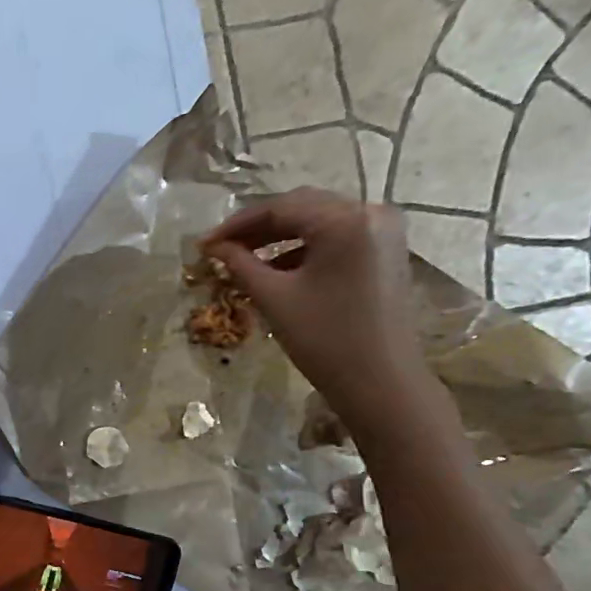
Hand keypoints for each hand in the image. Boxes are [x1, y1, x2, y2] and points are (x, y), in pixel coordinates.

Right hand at [202, 189, 432, 422]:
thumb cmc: (325, 340)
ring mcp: (382, 231)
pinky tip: (278, 269)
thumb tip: (214, 247)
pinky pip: (337, 238)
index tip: (205, 244)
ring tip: (244, 259)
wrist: (380, 382)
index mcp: (344, 219)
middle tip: (222, 248)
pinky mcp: (385, 251)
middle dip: (258, 228)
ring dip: (280, 238)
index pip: (280, 208)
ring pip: (319, 222)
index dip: (237, 224)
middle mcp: (370, 212)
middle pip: (302, 208)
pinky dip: (305, 249)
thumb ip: (241, 265)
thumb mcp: (275, 299)